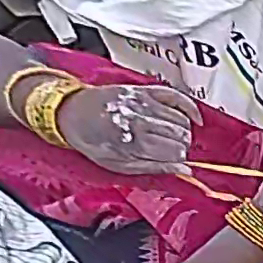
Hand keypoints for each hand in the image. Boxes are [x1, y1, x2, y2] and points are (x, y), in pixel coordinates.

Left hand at [55, 84, 198, 175]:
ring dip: (183, 131)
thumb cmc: (92, 141)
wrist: (66, 111)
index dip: (178, 159)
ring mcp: (143, 103)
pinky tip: (195, 119)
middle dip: (181, 146)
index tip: (172, 161)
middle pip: (182, 136)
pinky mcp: (143, 91)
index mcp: (133, 141)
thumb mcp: (118, 164)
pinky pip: (177, 97)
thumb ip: (154, 167)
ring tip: (173, 137)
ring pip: (182, 120)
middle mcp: (140, 119)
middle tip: (171, 150)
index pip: (176, 152)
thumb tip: (185, 171)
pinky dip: (190, 108)